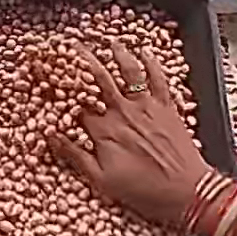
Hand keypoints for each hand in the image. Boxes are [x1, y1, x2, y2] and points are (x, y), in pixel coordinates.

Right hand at [51, 41, 212, 224]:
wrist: (189, 192)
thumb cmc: (144, 190)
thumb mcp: (101, 180)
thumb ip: (75, 155)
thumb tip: (51, 136)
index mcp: (103, 130)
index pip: (75, 103)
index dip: (60, 89)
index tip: (48, 76)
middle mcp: (122, 112)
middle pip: (98, 79)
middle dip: (83, 61)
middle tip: (73, 47)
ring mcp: (146, 107)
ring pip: (129, 72)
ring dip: (118, 55)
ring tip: (110, 43)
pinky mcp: (167, 108)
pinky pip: (159, 80)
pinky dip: (152, 64)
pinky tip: (146, 53)